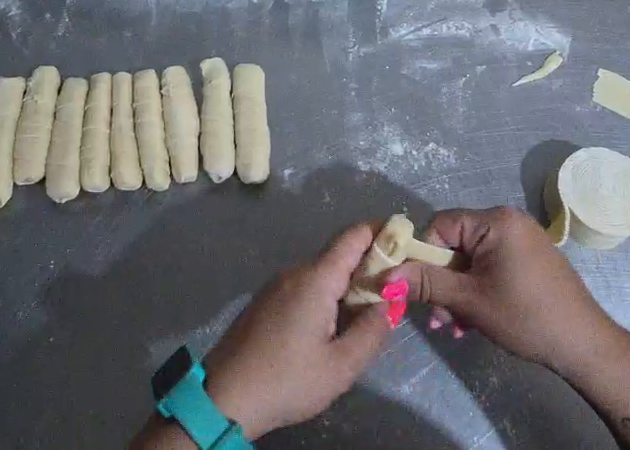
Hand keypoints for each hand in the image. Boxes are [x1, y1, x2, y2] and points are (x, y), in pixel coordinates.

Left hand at [202, 223, 395, 438]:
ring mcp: (278, 284)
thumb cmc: (286, 381)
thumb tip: (391, 301)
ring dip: (348, 285)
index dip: (381, 232)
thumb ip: (371, 331)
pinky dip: (327, 296)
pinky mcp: (267, 301)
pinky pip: (305, 286)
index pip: (353, 236)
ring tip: (367, 316)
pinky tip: (333, 327)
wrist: (223, 397)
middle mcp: (296, 271)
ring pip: (323, 273)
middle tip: (395, 292)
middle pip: (340, 255)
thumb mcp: (340, 366)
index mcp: (316, 278)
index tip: (406, 242)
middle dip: (370, 267)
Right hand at [388, 206, 615, 378]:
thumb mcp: (470, 300)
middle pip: (456, 244)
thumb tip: (386, 275)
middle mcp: (509, 221)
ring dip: (459, 291)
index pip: (442, 225)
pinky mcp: (530, 259)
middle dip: (443, 281)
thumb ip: (427, 283)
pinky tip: (474, 321)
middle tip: (440, 317)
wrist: (585, 346)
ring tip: (456, 326)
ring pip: (472, 259)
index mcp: (495, 221)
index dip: (426, 256)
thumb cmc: (525, 316)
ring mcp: (522, 239)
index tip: (420, 288)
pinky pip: (491, 265)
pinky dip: (479, 289)